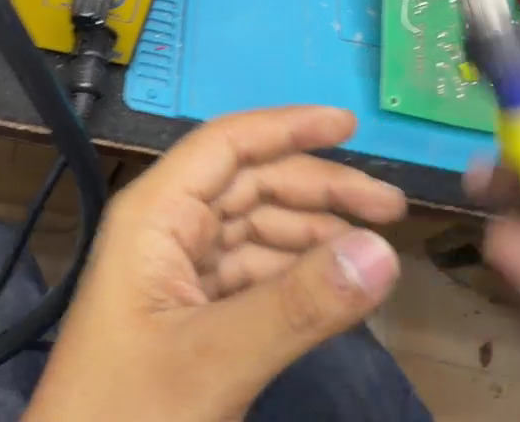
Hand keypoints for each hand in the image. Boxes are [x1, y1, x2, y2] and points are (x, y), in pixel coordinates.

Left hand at [25, 107, 407, 421]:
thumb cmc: (128, 412)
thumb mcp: (214, 359)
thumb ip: (299, 305)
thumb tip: (382, 251)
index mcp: (155, 213)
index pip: (226, 145)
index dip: (286, 127)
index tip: (349, 125)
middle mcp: (166, 228)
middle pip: (249, 184)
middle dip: (317, 188)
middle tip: (391, 208)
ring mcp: (177, 270)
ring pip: (255, 229)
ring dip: (312, 234)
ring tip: (377, 251)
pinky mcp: (190, 312)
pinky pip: (252, 274)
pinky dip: (295, 277)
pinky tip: (337, 288)